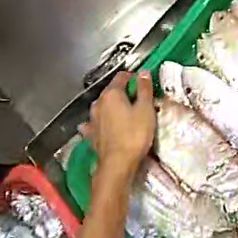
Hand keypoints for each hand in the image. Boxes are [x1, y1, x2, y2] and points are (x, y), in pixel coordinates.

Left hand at [83, 70, 156, 189]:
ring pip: (104, 106)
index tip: (144, 84)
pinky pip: (98, 122)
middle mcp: (98, 102)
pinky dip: (103, 121)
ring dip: (113, 107)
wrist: (117, 165)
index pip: (122, 76)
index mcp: (111, 93)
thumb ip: (144, 89)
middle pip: (112, 91)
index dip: (134, 77)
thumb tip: (143, 71)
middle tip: (139, 100)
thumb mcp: (145, 109)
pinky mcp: (91, 134)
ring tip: (125, 113)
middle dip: (124, 92)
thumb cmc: (134, 135)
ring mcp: (92, 119)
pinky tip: (105, 126)